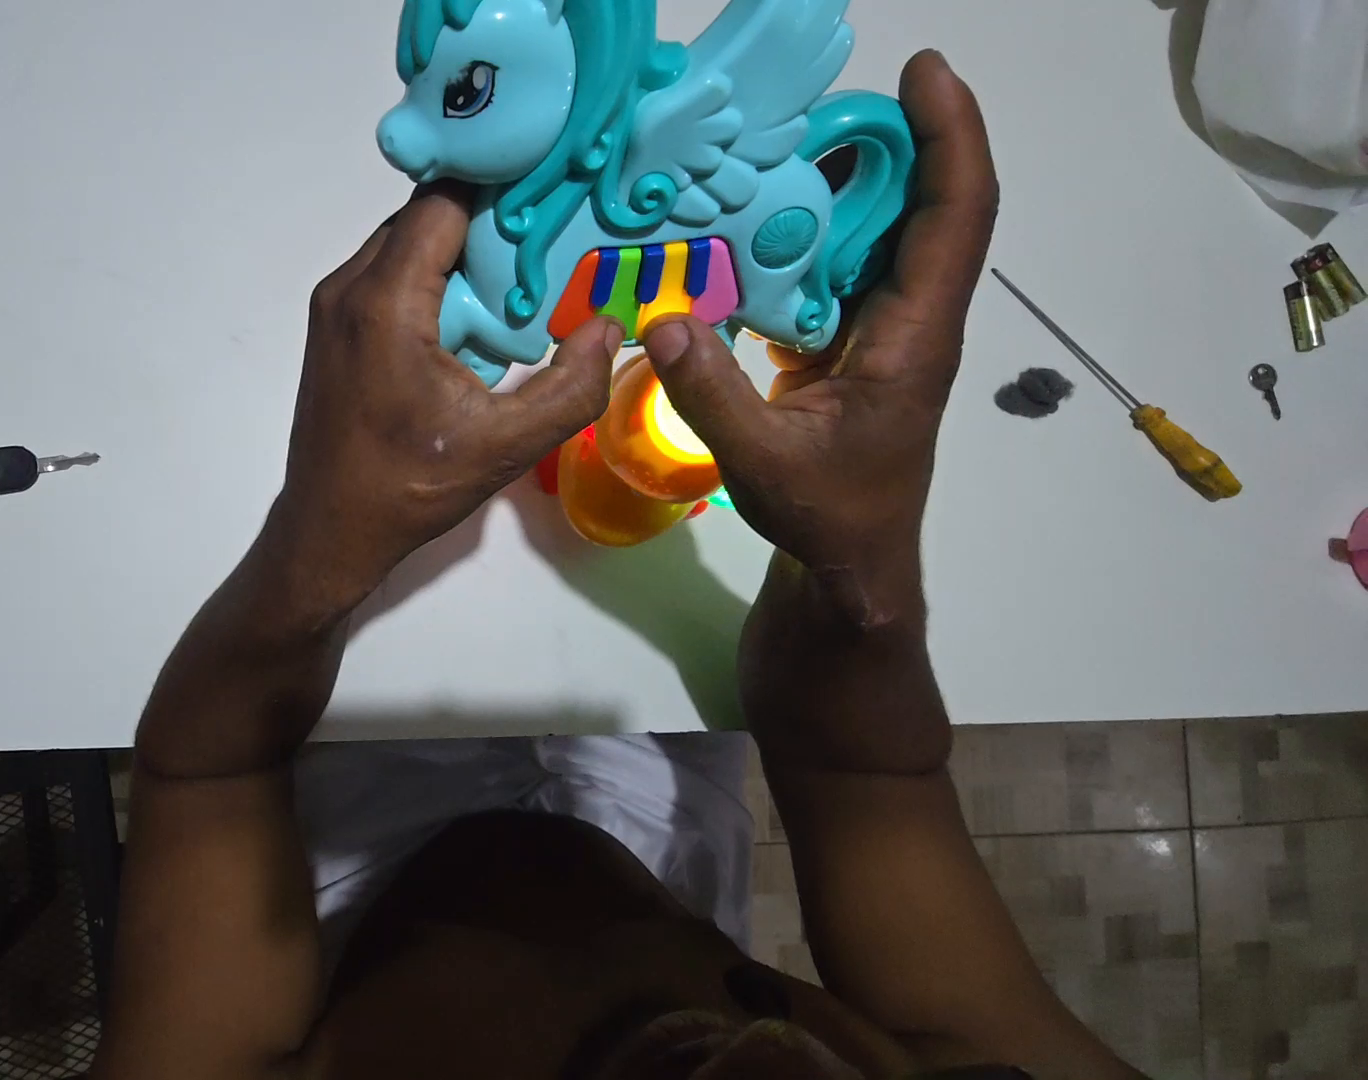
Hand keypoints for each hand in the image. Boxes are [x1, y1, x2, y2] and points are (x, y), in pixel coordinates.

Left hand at [264, 183, 619, 612]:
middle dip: (485, 225)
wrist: (330, 529)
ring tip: (512, 289)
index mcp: (384, 302)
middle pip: (424, 218)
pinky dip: (430, 284)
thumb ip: (570, 388)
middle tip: (544, 249)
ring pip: (404, 248)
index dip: (501, 189)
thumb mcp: (505, 447)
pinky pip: (387, 280)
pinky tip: (467, 324)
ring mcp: (332, 309)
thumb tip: (608, 328)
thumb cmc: (409, 488)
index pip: (445, 201)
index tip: (553, 198)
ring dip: (457, 258)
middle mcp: (347, 289)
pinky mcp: (331, 331)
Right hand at [641, 51, 996, 623]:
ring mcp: (879, 337)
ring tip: (768, 169)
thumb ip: (710, 392)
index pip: (954, 214)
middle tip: (804, 119)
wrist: (850, 559)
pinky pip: (831, 282)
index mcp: (913, 338)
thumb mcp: (760, 460)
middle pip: (917, 211)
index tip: (920, 72)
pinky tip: (745, 249)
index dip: (949, 134)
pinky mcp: (847, 353)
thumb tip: (661, 317)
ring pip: (872, 244)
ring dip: (833, 198)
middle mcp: (909, 323)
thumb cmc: (826, 514)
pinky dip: (798, 253)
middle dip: (876, 149)